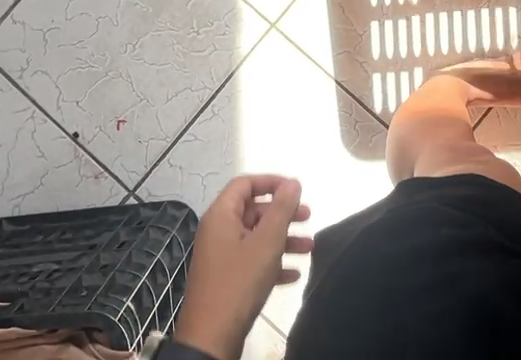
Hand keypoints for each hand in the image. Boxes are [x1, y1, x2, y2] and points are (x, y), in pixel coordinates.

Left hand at [173, 175, 311, 359]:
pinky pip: (252, 262)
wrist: (211, 338)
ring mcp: (221, 257)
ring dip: (283, 240)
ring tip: (309, 248)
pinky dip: (272, 263)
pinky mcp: (226, 280)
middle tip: (308, 217)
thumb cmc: (239, 282)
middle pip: (253, 211)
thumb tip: (292, 182)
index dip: (271, 182)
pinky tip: (293, 274)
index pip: (245, 184)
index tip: (295, 189)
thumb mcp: (266, 242)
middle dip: (282, 213)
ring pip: (256, 238)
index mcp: (221, 215)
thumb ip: (281, 209)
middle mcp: (218, 231)